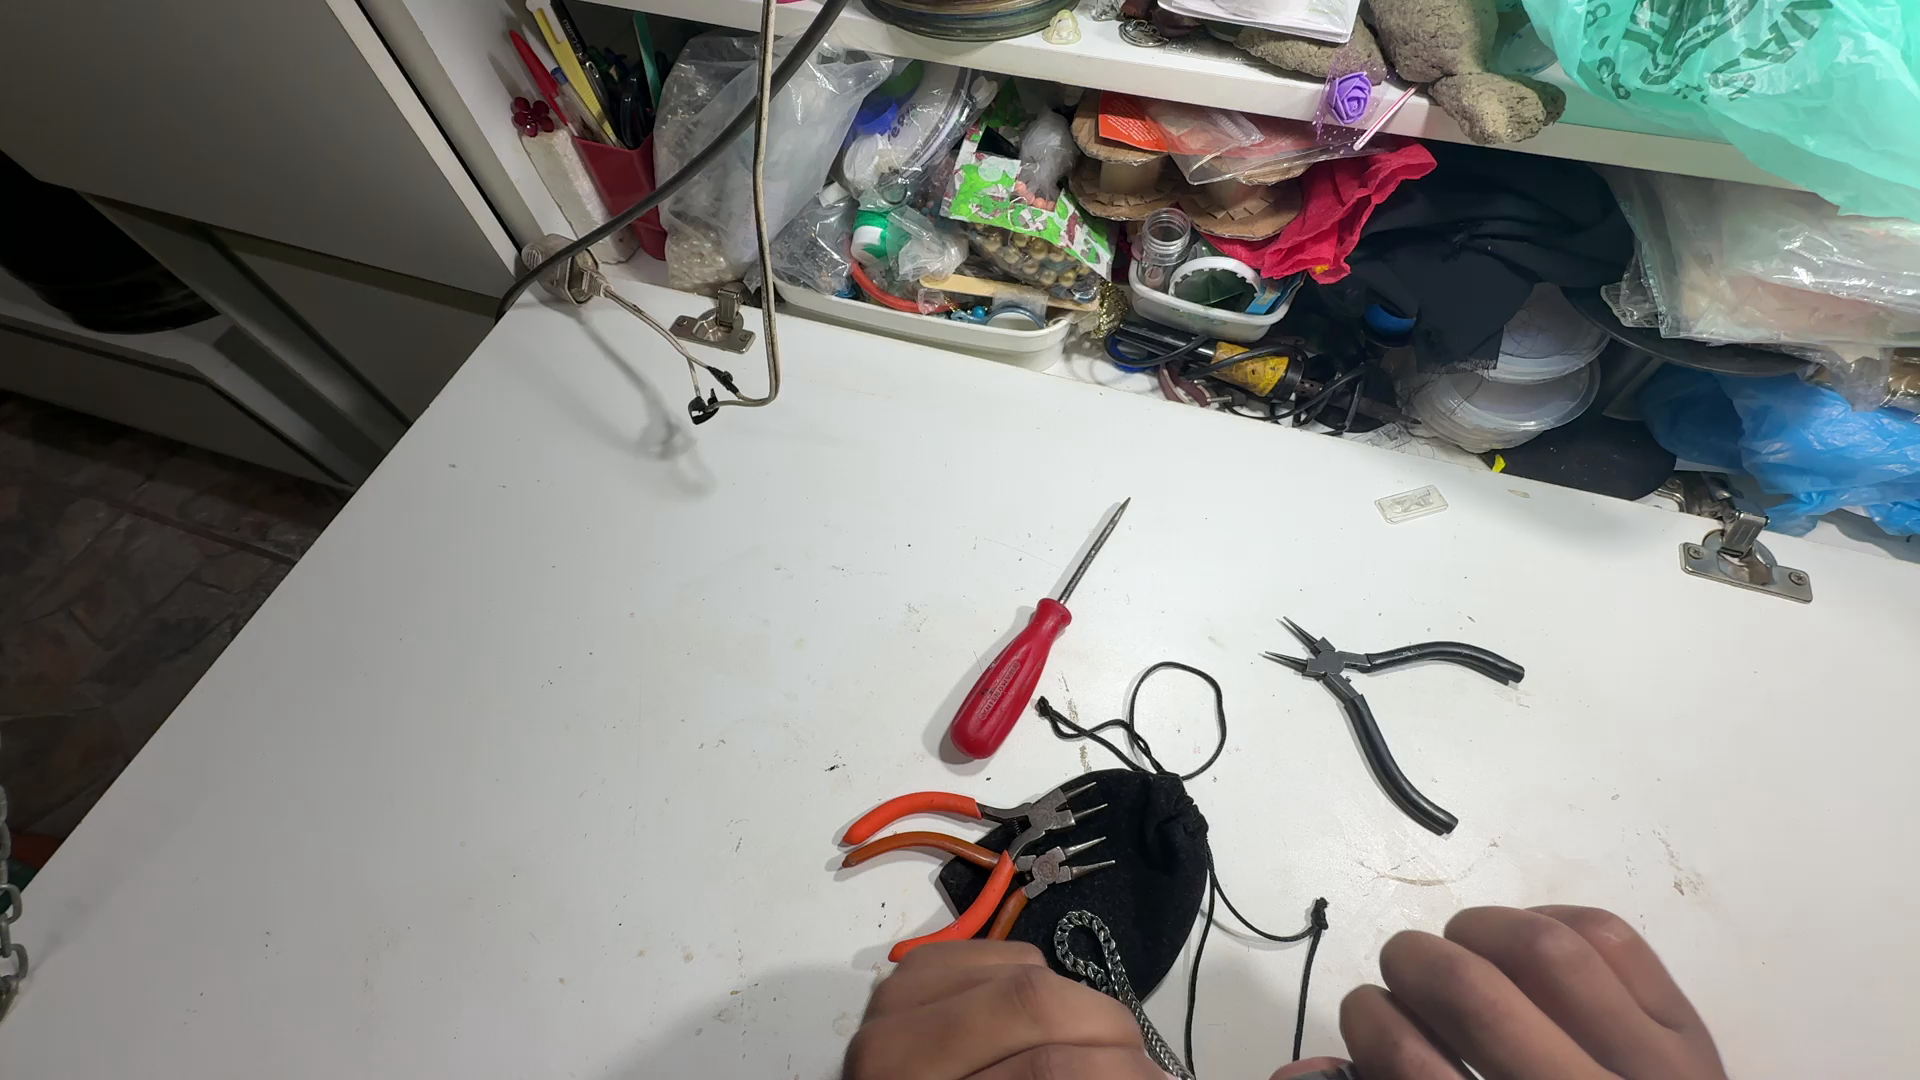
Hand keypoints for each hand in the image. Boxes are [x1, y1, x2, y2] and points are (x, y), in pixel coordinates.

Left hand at [844, 939, 1170, 1079]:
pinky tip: (1049, 1014)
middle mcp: (894, 1043)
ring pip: (1022, 968)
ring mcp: (898, 994)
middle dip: (1108, 1026)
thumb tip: (1144, 1076)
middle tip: (1145, 1059)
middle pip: (1031, 999)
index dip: (1115, 1072)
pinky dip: (1040, 977)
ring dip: (1080, 1004)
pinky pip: (1001, 953)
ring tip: (1106, 1039)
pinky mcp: (913, 967)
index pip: (1045, 1069)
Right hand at [1300, 905, 1726, 1079]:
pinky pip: (1605, 934)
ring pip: (1538, 944)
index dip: (1369, 1026)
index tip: (1376, 1027)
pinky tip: (1530, 962)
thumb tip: (1290, 1074)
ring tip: (1471, 960)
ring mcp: (1662, 1070)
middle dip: (1411, 964)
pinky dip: (1548, 922)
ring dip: (1476, 934)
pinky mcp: (1694, 1035)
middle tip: (1410, 981)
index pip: (1411, 1064)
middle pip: (1467, 987)